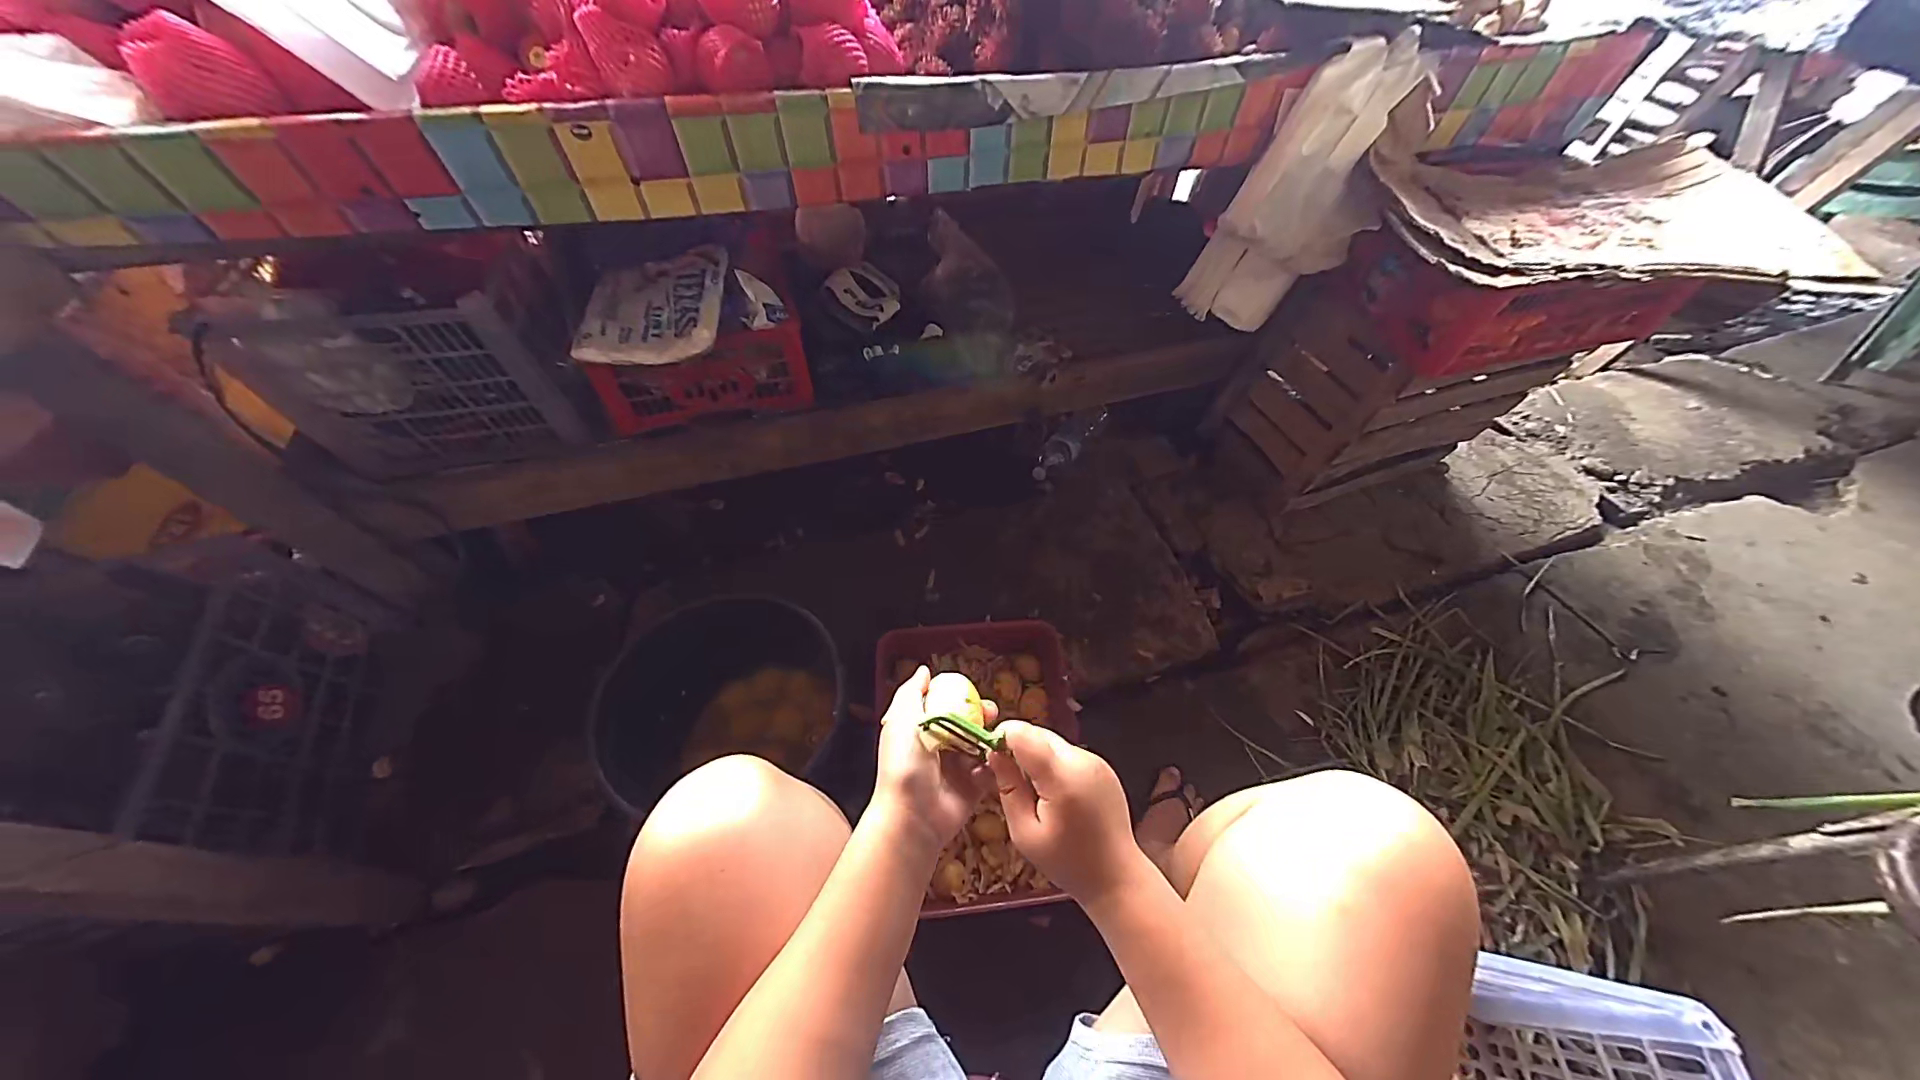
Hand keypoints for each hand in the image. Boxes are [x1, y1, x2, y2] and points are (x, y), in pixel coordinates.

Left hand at [872, 666, 993, 853]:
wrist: (913, 816)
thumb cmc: (902, 766)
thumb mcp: (901, 719)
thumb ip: (912, 692)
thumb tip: (924, 671)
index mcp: (920, 729)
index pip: (944, 705)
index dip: (959, 697)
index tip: (973, 692)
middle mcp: (939, 746)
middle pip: (967, 722)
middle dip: (981, 715)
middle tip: (991, 712)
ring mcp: (957, 767)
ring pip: (982, 743)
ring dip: (992, 736)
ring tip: (999, 733)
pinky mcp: (973, 785)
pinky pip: (991, 768)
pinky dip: (996, 760)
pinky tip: (997, 755)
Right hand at [987, 722, 1147, 903]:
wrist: (1117, 875)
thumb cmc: (1067, 862)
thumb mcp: (1025, 833)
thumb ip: (1008, 788)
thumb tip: (993, 755)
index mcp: (1062, 777)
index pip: (1023, 734)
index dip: (1001, 738)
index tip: (991, 758)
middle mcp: (1082, 760)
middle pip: (1037, 734)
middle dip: (1017, 748)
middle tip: (1007, 777)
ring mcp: (1096, 761)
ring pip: (1051, 741)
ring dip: (1035, 755)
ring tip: (1032, 790)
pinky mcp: (1103, 766)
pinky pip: (1067, 752)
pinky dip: (1053, 762)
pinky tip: (1053, 792)